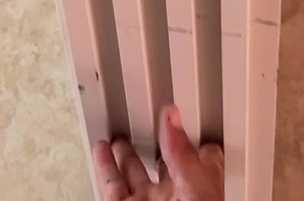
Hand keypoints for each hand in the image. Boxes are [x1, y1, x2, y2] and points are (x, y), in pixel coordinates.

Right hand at [94, 105, 223, 200]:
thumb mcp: (195, 191)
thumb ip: (183, 154)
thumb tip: (173, 115)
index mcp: (199, 190)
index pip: (203, 154)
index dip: (196, 132)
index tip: (188, 112)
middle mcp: (174, 197)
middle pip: (165, 161)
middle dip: (158, 138)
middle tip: (151, 115)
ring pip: (135, 172)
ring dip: (126, 150)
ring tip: (121, 131)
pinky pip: (111, 184)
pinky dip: (104, 165)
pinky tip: (100, 150)